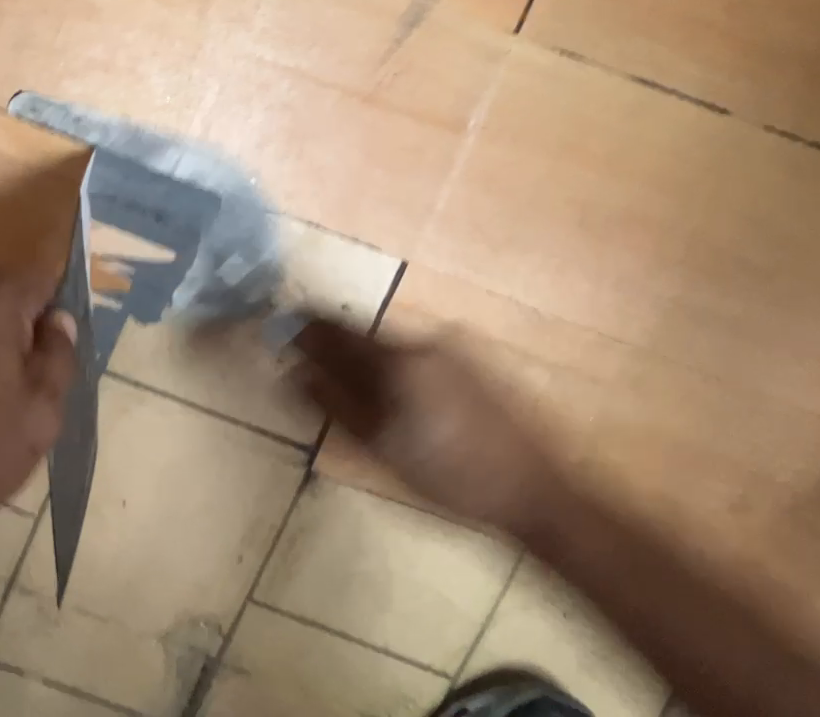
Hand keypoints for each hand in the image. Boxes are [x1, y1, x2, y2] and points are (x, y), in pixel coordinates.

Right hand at [294, 319, 566, 535]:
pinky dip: (396, 366)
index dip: (298, 328)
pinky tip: (399, 399)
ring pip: (388, 344)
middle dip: (331, 347)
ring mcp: (454, 348)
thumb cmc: (451, 477)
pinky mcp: (475, 361)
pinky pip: (416, 353)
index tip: (277, 337)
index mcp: (395, 357)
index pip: (328, 325)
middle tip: (311, 370)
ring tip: (355, 392)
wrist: (542, 494)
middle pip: (359, 332)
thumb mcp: (377, 447)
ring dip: (364, 359)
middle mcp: (423, 339)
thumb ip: (329, 402)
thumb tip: (290, 369)